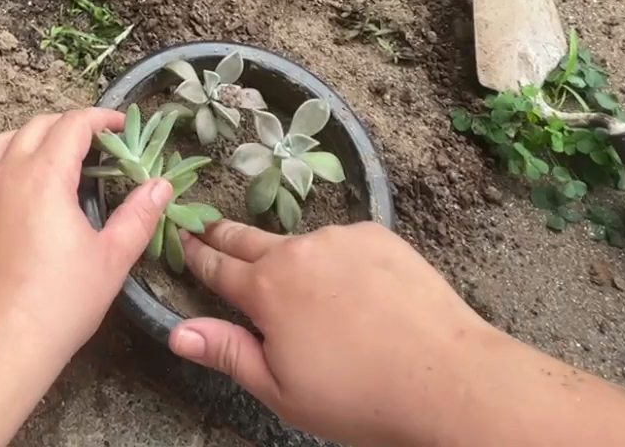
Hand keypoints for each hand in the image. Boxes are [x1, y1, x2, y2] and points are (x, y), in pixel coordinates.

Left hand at [0, 108, 171, 378]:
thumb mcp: (111, 260)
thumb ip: (138, 216)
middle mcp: (7, 172)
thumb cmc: (58, 304)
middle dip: (68, 125)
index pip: (73, 125)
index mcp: (44, 175)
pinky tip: (8, 182)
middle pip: (37, 126)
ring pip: (1, 141)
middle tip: (95, 145)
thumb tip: (161, 185)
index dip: (99, 119)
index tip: (120, 126)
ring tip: (51, 156)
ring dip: (29, 137)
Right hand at [173, 221, 495, 445]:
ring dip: (291, 257)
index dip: (196, 253)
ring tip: (308, 288)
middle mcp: (293, 252)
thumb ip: (227, 354)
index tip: (181, 236)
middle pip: (246, 237)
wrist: (449, 379)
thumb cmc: (358, 398)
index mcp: (264, 290)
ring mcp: (335, 238)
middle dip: (223, 233)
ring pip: (300, 244)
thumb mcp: (282, 391)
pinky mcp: (374, 234)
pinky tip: (360, 291)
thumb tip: (175, 332)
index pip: (217, 266)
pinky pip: (343, 243)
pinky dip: (339, 260)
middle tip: (207, 226)